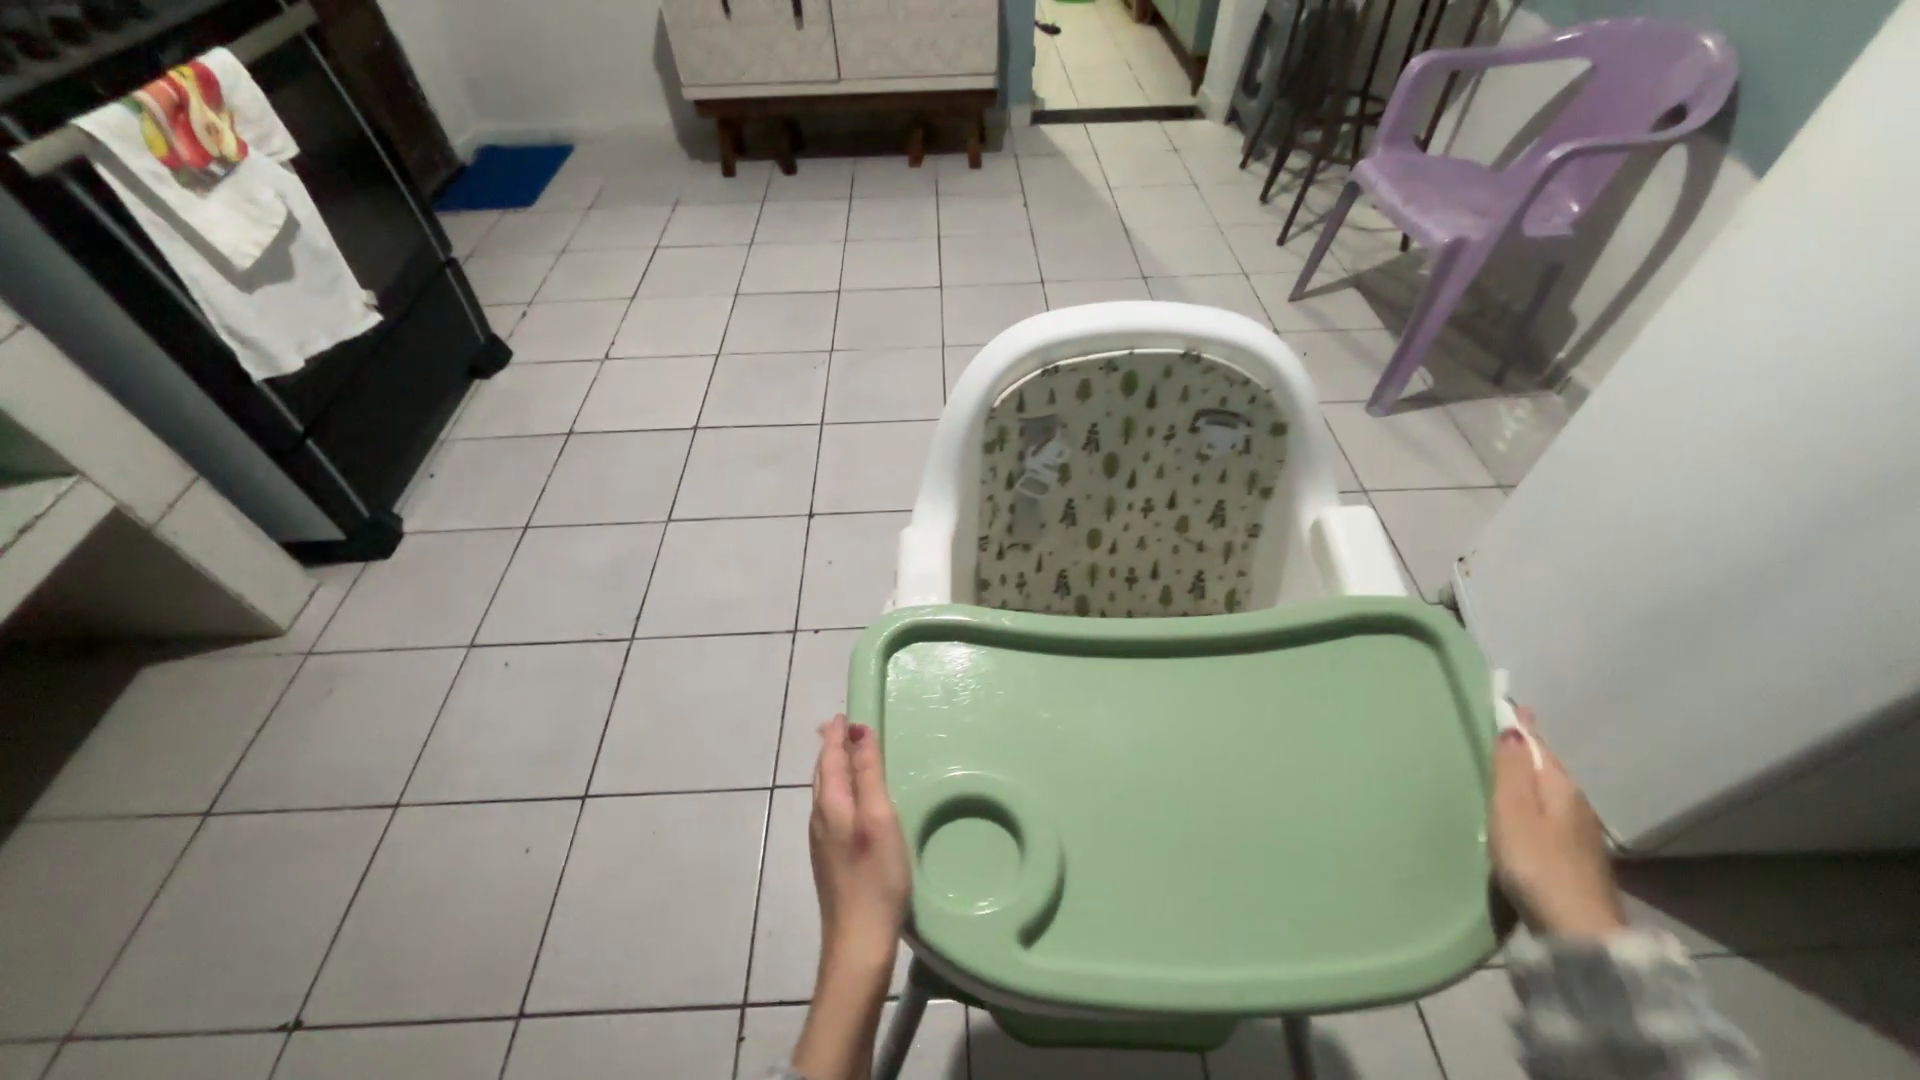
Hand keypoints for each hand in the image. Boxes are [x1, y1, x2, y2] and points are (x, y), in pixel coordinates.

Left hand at [810, 714, 911, 978]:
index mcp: (832, 804)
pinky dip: (839, 791)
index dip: (837, 734)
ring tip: (846, 756)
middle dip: (831, 747)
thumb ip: (868, 774)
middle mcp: (820, 818)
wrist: (858, 940)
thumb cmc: (876, 876)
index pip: (830, 757)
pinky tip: (851, 802)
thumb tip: (859, 731)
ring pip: (825, 793)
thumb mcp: (879, 817)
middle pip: (823, 773)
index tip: (844, 714)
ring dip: (834, 768)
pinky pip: (830, 810)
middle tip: (842, 727)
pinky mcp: (830, 859)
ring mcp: (822, 841)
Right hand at [1488, 708, 1626, 941]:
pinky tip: (1519, 814)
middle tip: (1502, 730)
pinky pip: (1548, 816)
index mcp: (1559, 787)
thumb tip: (1512, 727)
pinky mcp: (1573, 859)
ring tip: (1504, 768)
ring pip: (1548, 793)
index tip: (1510, 702)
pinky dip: (1532, 804)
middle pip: (1545, 767)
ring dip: (1528, 778)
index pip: (1538, 745)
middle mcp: (1575, 804)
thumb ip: (1510, 770)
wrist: (1578, 930)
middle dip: (1525, 749)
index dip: (1522, 724)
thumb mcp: (1512, 811)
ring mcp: (1578, 834)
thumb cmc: (1537, 863)